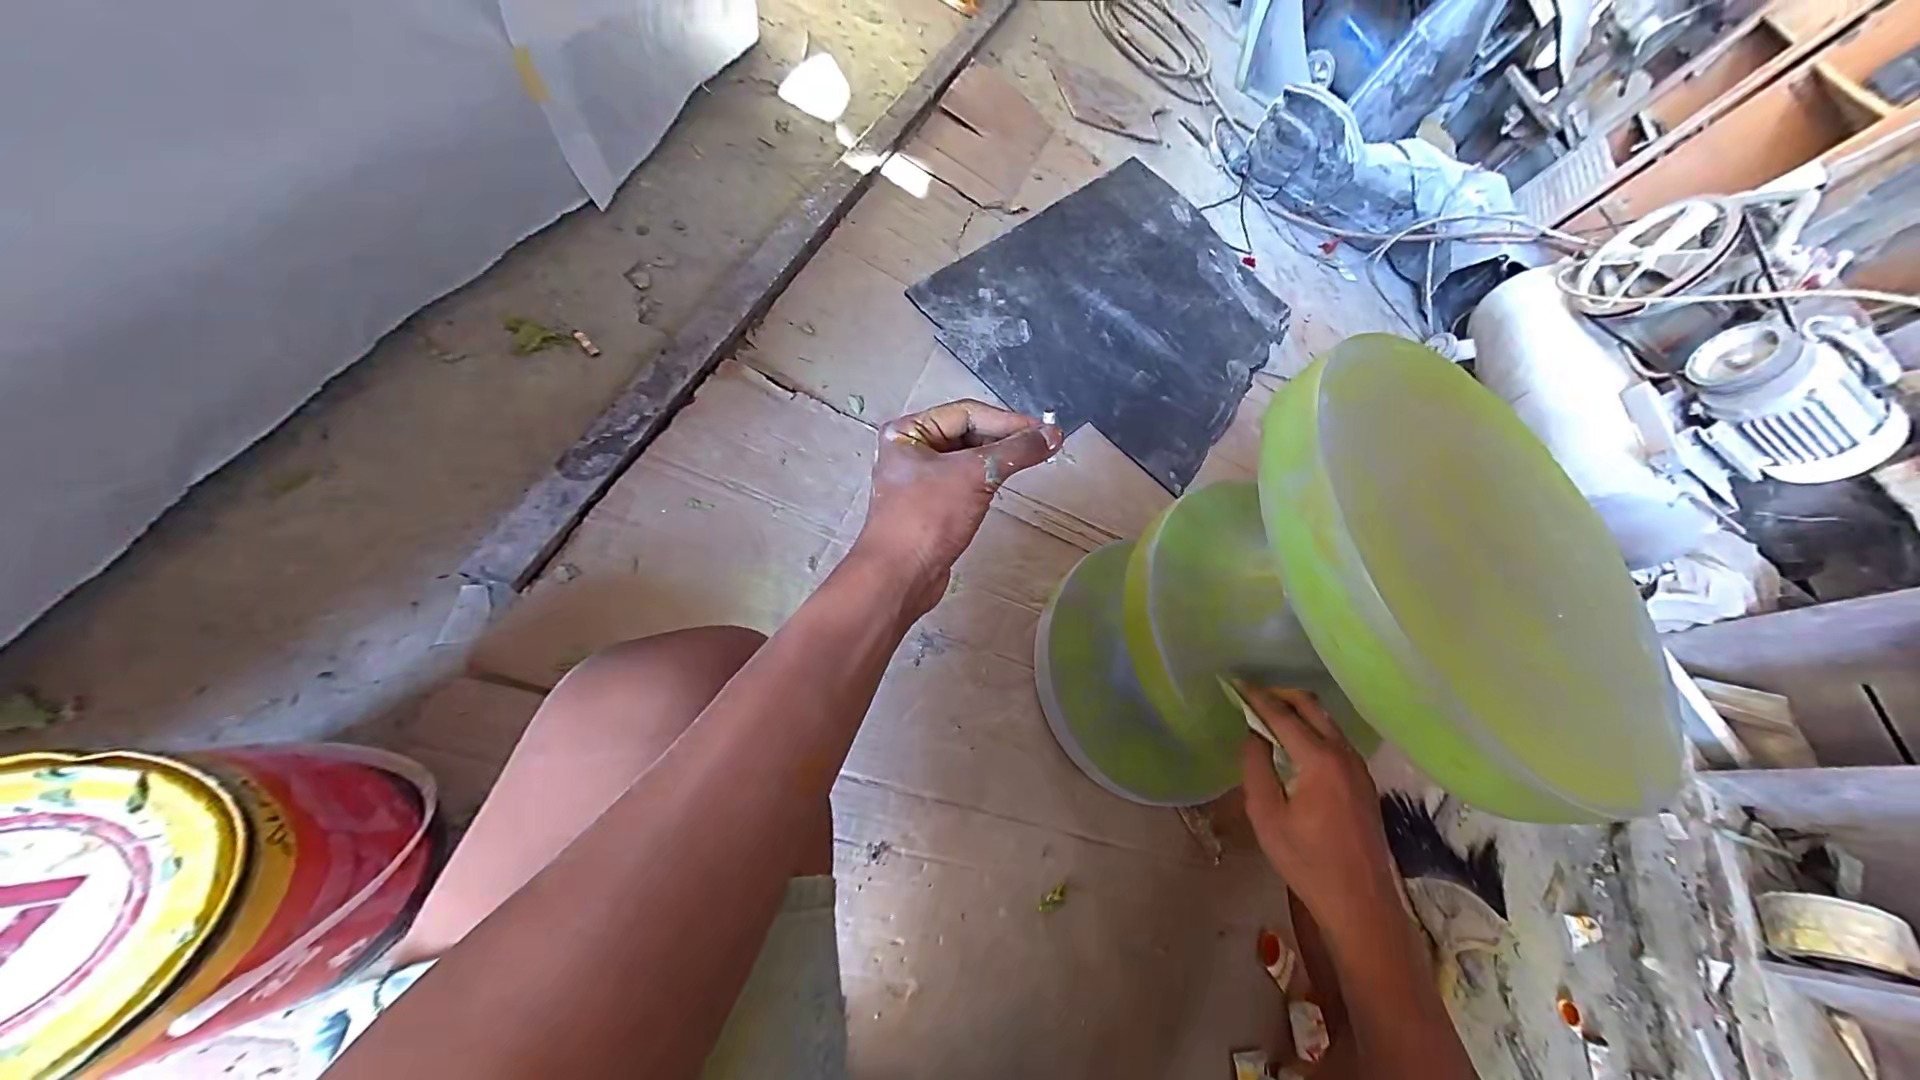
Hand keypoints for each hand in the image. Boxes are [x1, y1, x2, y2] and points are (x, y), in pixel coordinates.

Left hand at [851, 400, 1061, 614]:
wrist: (899, 576)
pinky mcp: (930, 507)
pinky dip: (986, 480)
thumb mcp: (975, 475)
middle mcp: (910, 451)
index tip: (1044, 431)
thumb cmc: (928, 517)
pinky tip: (1005, 482)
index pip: (966, 413)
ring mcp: (918, 481)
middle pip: (967, 434)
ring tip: (1031, 460)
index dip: (1008, 421)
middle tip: (1043, 445)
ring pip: (966, 459)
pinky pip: (963, 483)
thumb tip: (1053, 434)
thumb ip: (1016, 451)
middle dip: (1004, 438)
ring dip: (997, 459)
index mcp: (908, 432)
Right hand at [1237, 684, 1400, 939]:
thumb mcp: (1266, 814)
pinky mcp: (1364, 781)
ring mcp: (1359, 767)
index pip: (1283, 715)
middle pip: (1312, 706)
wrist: (1361, 903)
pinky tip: (1294, 741)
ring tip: (1267, 715)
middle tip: (1250, 696)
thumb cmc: (1306, 861)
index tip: (1234, 683)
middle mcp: (1344, 755)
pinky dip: (1312, 727)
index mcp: (1319, 760)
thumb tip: (1253, 734)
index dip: (1257, 697)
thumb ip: (1256, 766)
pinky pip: (1336, 738)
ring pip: (1327, 720)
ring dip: (1298, 709)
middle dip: (1280, 695)